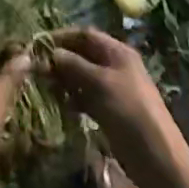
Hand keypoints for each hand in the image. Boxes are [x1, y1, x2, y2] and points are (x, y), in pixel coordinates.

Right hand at [46, 28, 173, 164]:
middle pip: (84, 54)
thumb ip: (75, 66)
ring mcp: (112, 88)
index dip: (62, 36)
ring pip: (83, 76)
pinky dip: (72, 97)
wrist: (154, 152)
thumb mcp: (101, 83)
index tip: (37, 44)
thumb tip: (52, 53)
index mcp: (118, 51)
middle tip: (34, 67)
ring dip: (64, 78)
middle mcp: (115, 65)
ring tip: (40, 84)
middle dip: (61, 58)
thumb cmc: (129, 110)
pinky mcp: (109, 109)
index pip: (86, 35)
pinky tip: (57, 103)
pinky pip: (86, 96)